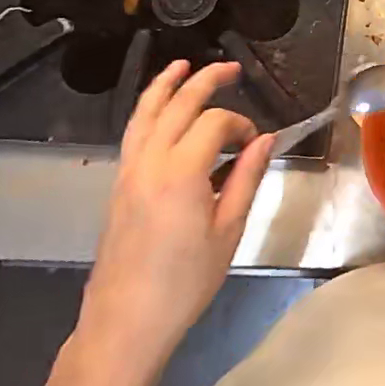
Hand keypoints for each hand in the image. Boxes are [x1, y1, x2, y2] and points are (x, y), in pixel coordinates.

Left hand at [78, 60, 275, 368]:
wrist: (126, 320)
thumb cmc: (185, 283)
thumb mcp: (228, 232)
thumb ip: (247, 178)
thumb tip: (266, 140)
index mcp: (182, 172)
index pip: (214, 123)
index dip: (240, 124)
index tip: (255, 143)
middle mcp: (150, 160)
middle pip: (178, 104)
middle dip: (206, 81)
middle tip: (230, 68)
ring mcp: (128, 169)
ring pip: (146, 111)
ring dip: (166, 84)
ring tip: (182, 65)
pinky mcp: (118, 181)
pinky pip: (133, 131)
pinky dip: (147, 109)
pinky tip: (159, 107)